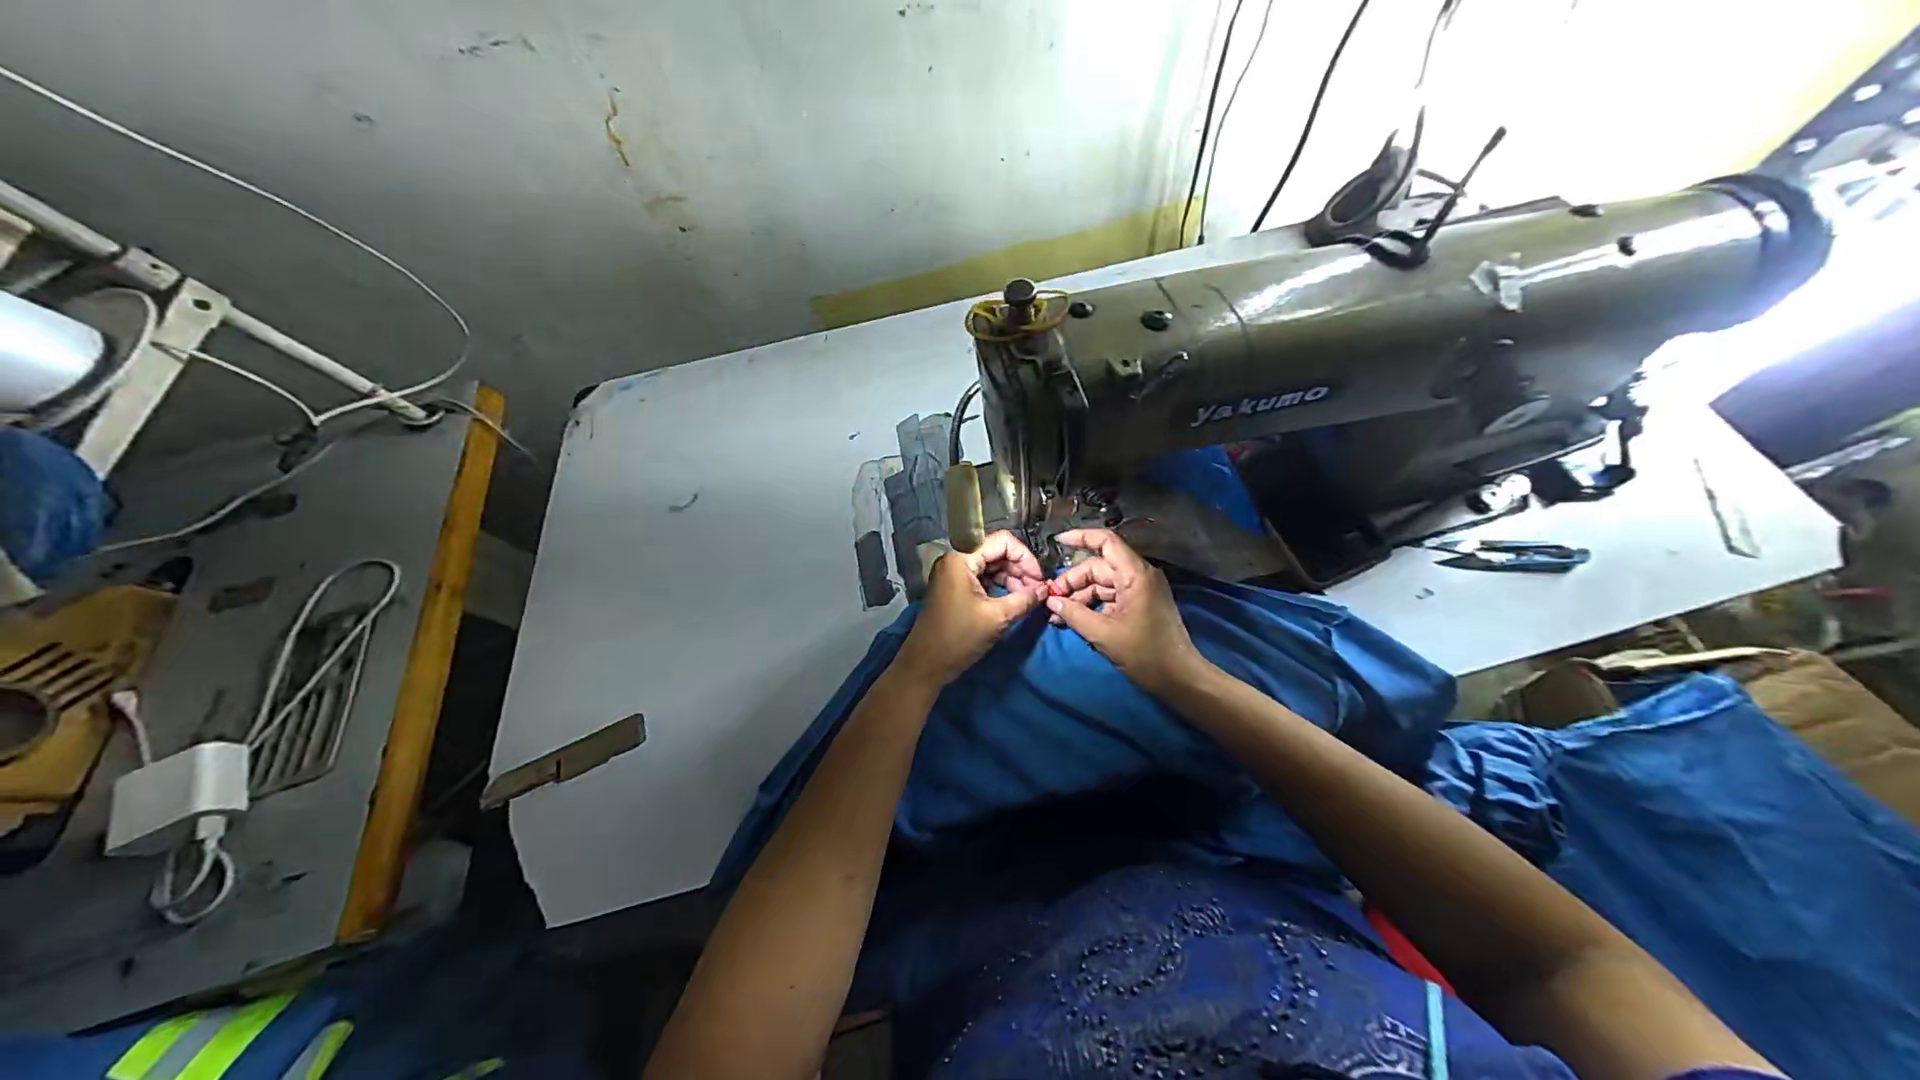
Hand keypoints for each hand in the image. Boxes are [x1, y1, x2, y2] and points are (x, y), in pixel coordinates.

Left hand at [894, 531, 1047, 685]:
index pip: (1003, 541)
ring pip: (991, 565)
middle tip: (1038, 591)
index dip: (1026, 558)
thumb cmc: (959, 638)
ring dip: (1012, 579)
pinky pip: (982, 577)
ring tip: (1029, 598)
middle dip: (1020, 569)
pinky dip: (999, 586)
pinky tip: (1014, 600)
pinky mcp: (954, 586)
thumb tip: (1046, 589)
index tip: (1039, 579)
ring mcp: (953, 572)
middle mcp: (956, 558)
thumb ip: (1025, 599)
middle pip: (997, 552)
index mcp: (962, 558)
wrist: (926, 664)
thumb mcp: (998, 617)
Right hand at [1044, 528, 1211, 695]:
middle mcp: (1139, 576)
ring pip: (1102, 583)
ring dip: (1080, 596)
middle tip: (1052, 601)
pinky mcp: (1140, 604)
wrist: (1179, 678)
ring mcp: (1141, 590)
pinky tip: (1074, 619)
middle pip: (1099, 567)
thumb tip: (1052, 602)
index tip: (1058, 541)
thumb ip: (1074, 614)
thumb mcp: (1103, 634)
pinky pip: (1111, 597)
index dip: (1081, 537)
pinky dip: (1092, 605)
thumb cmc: (1145, 654)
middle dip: (1073, 581)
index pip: (1107, 542)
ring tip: (1057, 615)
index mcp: (1136, 575)